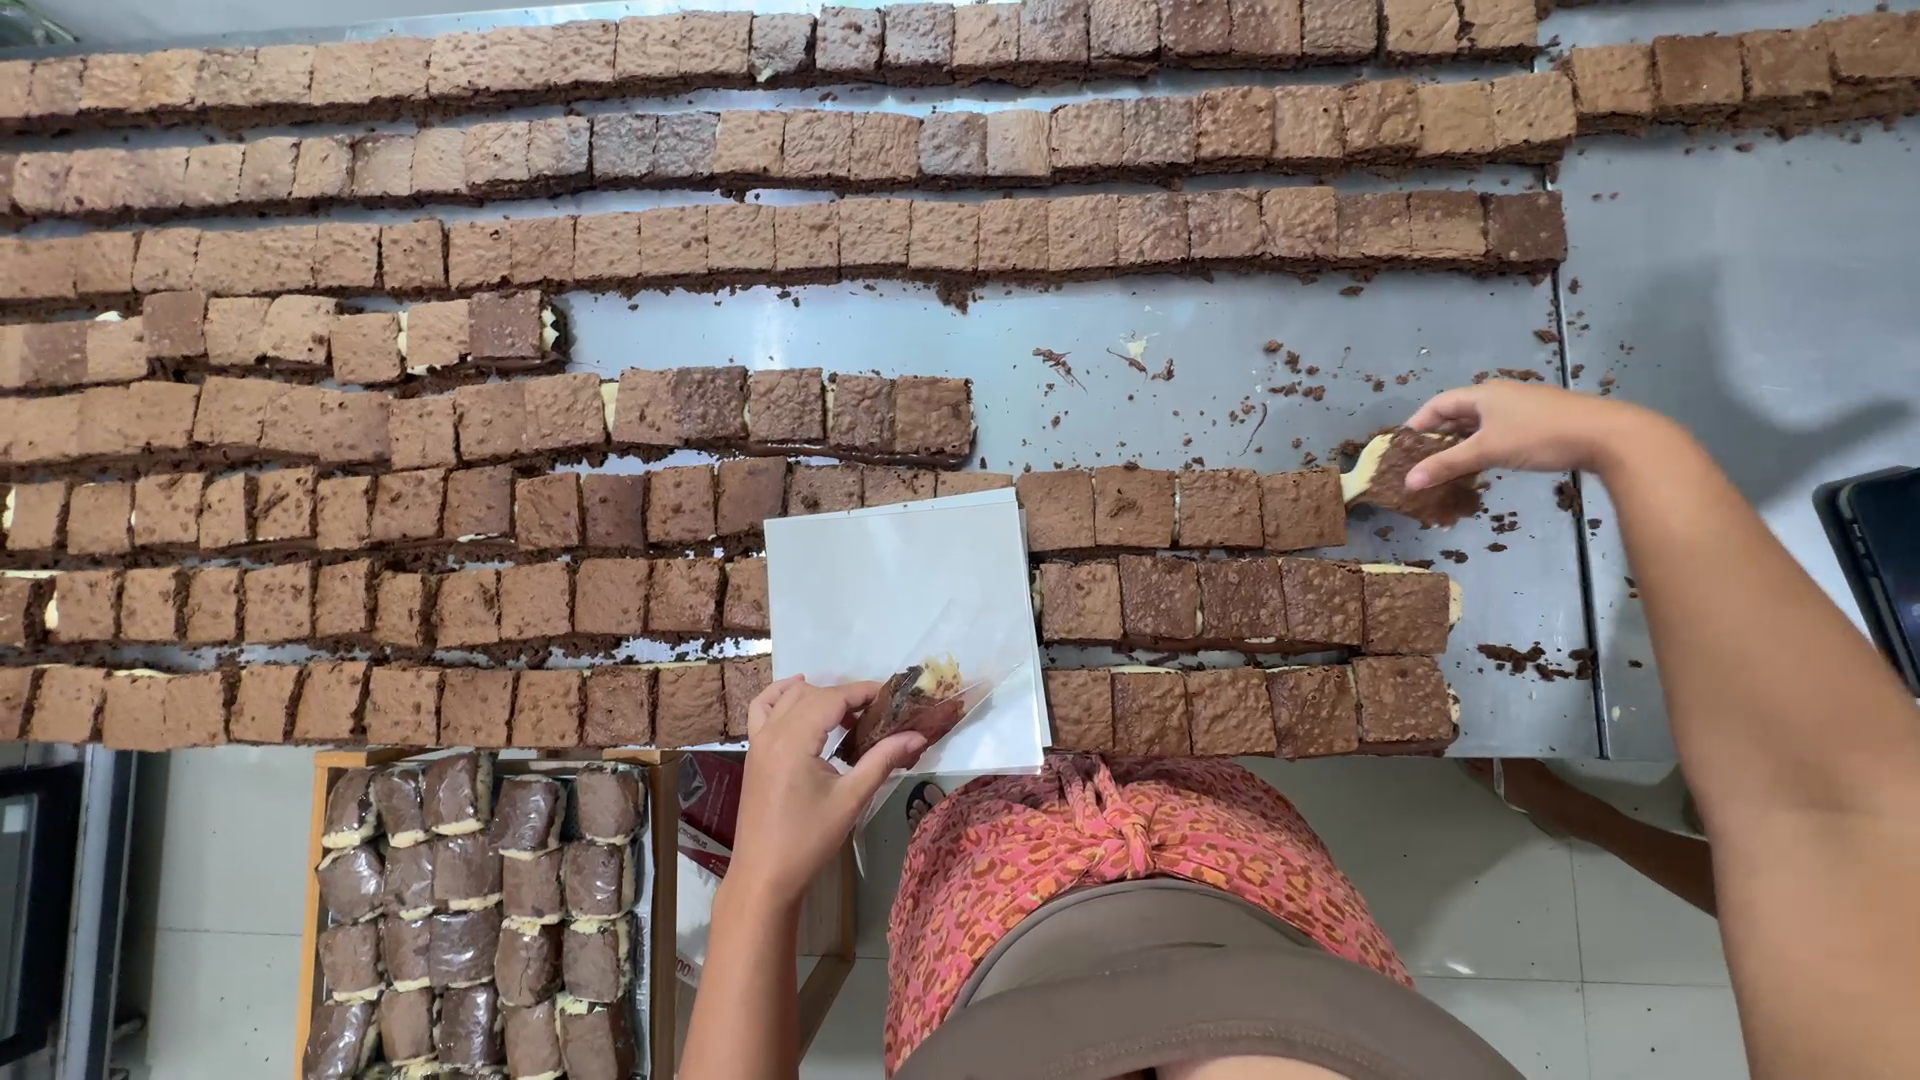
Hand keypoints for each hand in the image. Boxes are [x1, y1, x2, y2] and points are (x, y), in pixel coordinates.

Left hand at [728, 676, 928, 905]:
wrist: (764, 876)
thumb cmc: (808, 840)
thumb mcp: (851, 799)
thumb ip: (882, 760)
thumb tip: (917, 735)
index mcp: (794, 740)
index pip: (833, 698)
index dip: (863, 692)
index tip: (891, 696)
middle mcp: (772, 732)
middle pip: (813, 694)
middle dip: (846, 696)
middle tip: (877, 714)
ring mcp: (758, 741)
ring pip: (789, 697)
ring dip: (819, 696)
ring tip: (847, 717)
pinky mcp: (753, 753)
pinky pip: (762, 709)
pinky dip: (781, 695)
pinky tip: (799, 694)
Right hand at [1403, 381, 1669, 489]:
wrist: (1610, 435)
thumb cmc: (1540, 436)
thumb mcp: (1487, 451)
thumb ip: (1446, 465)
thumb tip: (1407, 482)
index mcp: (1484, 394)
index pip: (1438, 404)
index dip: (1417, 424)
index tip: (1403, 447)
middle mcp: (1501, 395)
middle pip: (1458, 413)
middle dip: (1438, 436)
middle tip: (1422, 460)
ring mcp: (1523, 407)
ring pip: (1480, 424)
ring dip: (1461, 443)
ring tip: (1448, 466)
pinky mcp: (1541, 421)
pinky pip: (1500, 431)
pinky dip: (1484, 446)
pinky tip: (1484, 464)